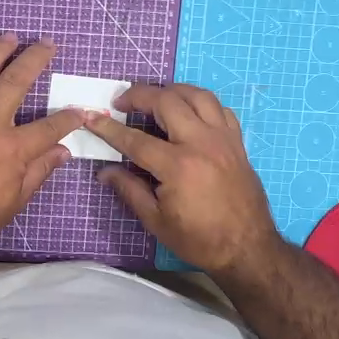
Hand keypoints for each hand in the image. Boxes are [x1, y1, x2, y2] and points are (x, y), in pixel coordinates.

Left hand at [0, 34, 89, 255]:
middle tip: (48, 43)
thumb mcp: (16, 198)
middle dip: (36, 59)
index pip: (50, 126)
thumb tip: (62, 151)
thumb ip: (40, 169)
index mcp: (11, 149)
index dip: (69, 118)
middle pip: (16, 81)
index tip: (81, 111)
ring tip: (11, 36)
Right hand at [86, 84, 281, 278]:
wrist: (247, 247)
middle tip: (122, 102)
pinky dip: (200, 104)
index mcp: (178, 166)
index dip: (109, 128)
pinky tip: (188, 112)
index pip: (135, 139)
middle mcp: (202, 144)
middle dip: (139, 95)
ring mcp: (223, 139)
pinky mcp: (237, 142)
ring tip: (154, 98)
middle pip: (167, 101)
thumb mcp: (156, 220)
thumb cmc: (198, 239)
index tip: (91, 117)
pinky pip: (219, 109)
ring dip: (172, 91)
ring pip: (197, 95)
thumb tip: (104, 171)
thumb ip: (129, 189)